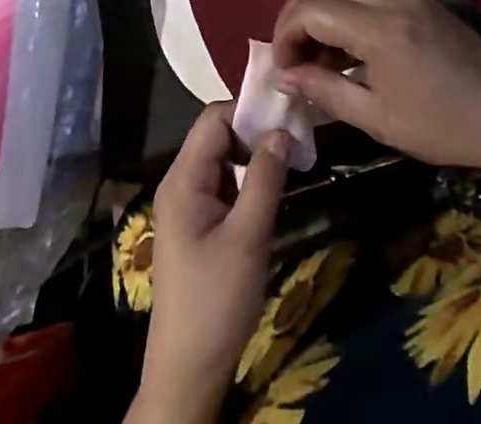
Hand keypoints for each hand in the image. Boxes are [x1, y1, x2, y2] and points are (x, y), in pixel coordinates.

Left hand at [129, 104, 288, 423]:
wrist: (189, 369)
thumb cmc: (216, 300)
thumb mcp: (248, 235)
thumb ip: (266, 178)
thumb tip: (282, 130)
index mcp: (183, 180)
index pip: (213, 120)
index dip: (248, 111)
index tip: (289, 116)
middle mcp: (181, 185)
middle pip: (218, 136)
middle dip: (256, 131)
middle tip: (299, 137)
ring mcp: (190, 206)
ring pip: (225, 160)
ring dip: (257, 156)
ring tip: (294, 158)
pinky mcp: (201, 225)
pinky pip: (227, 185)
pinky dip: (251, 179)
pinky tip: (277, 187)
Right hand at [271, 0, 480, 171]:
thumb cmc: (446, 125)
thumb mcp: (378, 118)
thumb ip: (324, 91)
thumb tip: (283, 76)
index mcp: (379, 27)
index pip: (310, 8)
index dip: (284, 35)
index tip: (283, 71)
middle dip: (295, 17)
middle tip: (293, 60)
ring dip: (319, 9)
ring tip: (317, 56)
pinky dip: (344, 6)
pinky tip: (346, 46)